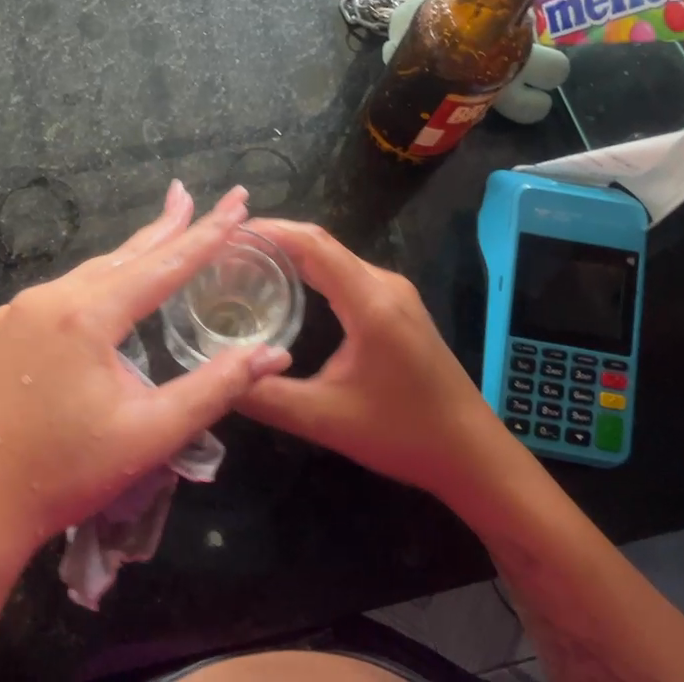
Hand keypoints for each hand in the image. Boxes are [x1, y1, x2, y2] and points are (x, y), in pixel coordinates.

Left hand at [0, 183, 292, 564]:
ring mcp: (17, 312)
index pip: (163, 265)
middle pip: (123, 257)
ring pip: (90, 275)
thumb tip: (274, 354)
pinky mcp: (1, 331)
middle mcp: (48, 299)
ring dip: (131, 257)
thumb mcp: (152, 434)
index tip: (237, 202)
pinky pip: (62, 295)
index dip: (206, 234)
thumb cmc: (67, 474)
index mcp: (86, 316)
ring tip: (164, 234)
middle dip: (165, 226)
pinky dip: (97, 284)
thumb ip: (216, 387)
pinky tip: (109, 291)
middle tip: (192, 193)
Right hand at [234, 219, 500, 500]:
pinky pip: (346, 276)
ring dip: (289, 256)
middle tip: (220, 254)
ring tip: (241, 266)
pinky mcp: (397, 309)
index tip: (222, 235)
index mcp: (370, 301)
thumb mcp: (324, 418)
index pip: (311, 244)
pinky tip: (284, 289)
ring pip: (333, 259)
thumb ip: (264, 396)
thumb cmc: (402, 434)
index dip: (266, 230)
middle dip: (269, 240)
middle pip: (320, 244)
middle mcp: (384, 285)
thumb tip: (212, 376)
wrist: (471, 454)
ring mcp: (395, 294)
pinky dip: (310, 273)